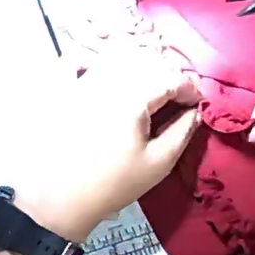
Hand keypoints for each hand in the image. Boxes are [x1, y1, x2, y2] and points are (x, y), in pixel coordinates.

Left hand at [11, 58, 201, 241]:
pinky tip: (106, 75)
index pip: (170, 77)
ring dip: (138, 65)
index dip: (189, 88)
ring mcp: (81, 81)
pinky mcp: (61, 88)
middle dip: (166, 75)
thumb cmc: (112, 185)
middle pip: (146, 59)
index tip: (196, 104)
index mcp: (133, 97)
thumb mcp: (158, 163)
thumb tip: (194, 110)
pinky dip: (98, 60)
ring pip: (117, 55)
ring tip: (146, 89)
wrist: (58, 199)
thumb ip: (182, 131)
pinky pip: (79, 59)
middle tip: (175, 98)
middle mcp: (107, 80)